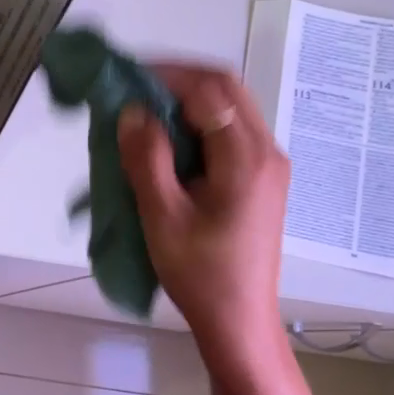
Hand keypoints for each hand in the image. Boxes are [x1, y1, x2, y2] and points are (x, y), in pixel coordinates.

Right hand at [116, 63, 288, 347]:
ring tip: (143, 113)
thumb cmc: (200, 273)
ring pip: (230, 108)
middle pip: (227, 89)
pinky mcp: (261, 179)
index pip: (210, 90)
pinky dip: (197, 123)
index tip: (125, 77)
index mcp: (247, 158)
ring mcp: (268, 165)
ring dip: (187, 101)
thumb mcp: (163, 216)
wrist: (239, 320)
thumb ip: (146, 158)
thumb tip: (131, 111)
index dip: (167, 75)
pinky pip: (229, 132)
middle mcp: (266, 152)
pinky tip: (167, 142)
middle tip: (132, 88)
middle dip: (178, 80)